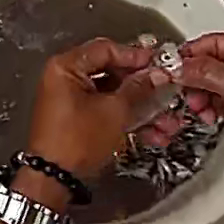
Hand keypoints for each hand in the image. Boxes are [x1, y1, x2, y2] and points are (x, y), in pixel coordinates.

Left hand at [27, 38, 164, 180]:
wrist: (56, 173)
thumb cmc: (75, 140)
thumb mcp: (114, 111)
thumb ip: (138, 89)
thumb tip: (155, 74)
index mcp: (65, 67)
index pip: (105, 49)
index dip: (136, 56)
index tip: (161, 65)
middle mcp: (64, 77)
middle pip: (111, 71)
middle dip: (144, 87)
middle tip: (168, 93)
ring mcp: (70, 96)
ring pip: (114, 93)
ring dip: (142, 107)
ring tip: (167, 121)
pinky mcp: (77, 114)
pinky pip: (107, 108)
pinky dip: (128, 117)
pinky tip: (153, 132)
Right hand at [174, 33, 223, 185]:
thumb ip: (209, 72)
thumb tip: (179, 63)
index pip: (219, 42)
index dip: (192, 54)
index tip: (171, 66)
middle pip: (213, 61)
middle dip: (194, 76)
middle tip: (180, 87)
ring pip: (211, 81)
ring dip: (197, 93)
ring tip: (198, 105)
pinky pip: (217, 98)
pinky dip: (205, 105)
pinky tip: (205, 113)